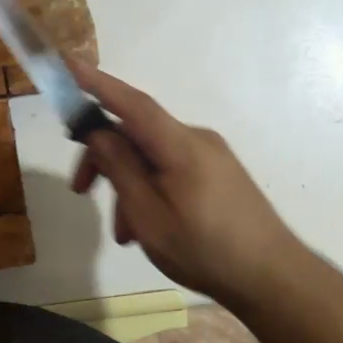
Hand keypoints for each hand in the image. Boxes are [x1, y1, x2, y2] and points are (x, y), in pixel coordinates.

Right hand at [69, 63, 300, 303]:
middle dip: (104, 159)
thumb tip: (98, 132)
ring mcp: (210, 156)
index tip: (68, 62)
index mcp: (181, 146)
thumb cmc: (206, 250)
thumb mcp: (149, 216)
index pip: (132, 103)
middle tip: (81, 192)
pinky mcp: (218, 173)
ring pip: (151, 156)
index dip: (97, 82)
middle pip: (136, 133)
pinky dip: (150, 191)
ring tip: (125, 233)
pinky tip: (146, 229)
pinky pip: (170, 169)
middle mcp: (196, 140)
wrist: (274, 280)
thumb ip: (120, 169)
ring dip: (128, 186)